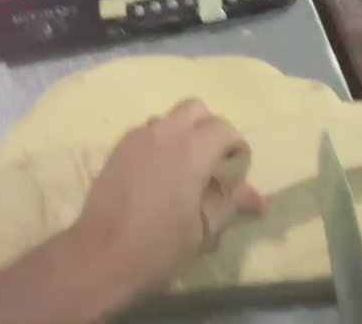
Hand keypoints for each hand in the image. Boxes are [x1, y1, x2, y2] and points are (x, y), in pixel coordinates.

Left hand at [62, 98, 266, 298]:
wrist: (103, 253)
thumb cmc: (160, 246)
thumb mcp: (204, 230)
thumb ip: (230, 204)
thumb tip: (258, 199)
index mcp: (191, 150)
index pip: (223, 127)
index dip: (235, 145)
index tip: (236, 169)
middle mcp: (165, 132)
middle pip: (195, 108)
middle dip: (209, 127)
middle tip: (212, 160)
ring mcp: (138, 136)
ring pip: (168, 118)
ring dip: (182, 134)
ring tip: (183, 169)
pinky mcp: (119, 146)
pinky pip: (147, 132)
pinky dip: (159, 142)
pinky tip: (157, 174)